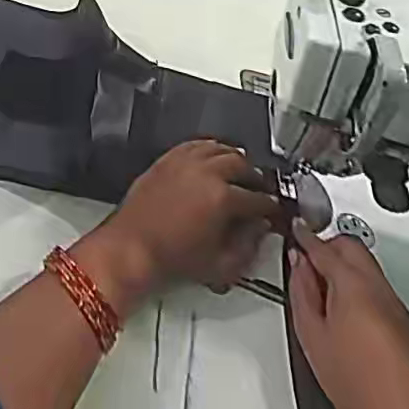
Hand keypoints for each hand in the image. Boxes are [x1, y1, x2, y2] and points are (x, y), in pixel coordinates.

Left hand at [75, 141, 278, 308]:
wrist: (134, 245)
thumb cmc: (172, 256)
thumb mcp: (223, 264)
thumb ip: (249, 245)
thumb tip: (259, 228)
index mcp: (222, 198)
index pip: (258, 198)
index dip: (271, 206)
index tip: (274, 210)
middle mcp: (203, 173)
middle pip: (241, 164)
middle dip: (256, 178)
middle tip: (261, 188)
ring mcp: (183, 162)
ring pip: (218, 148)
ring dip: (234, 158)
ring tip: (241, 170)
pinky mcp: (166, 159)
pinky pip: (193, 144)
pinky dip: (208, 148)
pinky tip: (212, 157)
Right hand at [289, 222, 408, 408]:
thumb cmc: (358, 385)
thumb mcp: (310, 332)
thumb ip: (300, 289)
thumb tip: (298, 265)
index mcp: (354, 286)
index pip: (324, 246)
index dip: (305, 235)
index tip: (297, 230)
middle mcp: (383, 292)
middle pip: (354, 248)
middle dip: (330, 247)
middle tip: (311, 261)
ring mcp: (402, 312)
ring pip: (371, 271)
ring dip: (349, 272)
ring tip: (329, 296)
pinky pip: (385, 295)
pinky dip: (366, 294)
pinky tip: (353, 319)